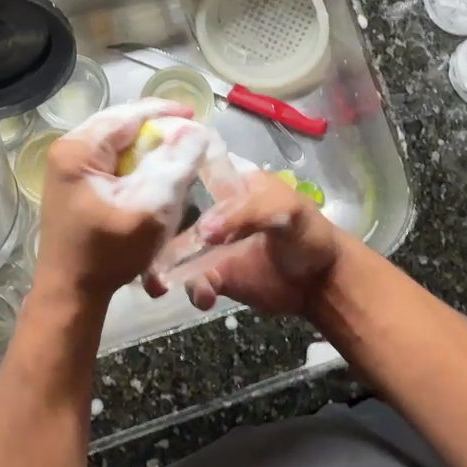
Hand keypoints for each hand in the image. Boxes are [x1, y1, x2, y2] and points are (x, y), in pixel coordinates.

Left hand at [36, 99, 204, 304]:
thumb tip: (195, 130)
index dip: (165, 112)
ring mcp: (68, 167)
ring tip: (178, 151)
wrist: (71, 293)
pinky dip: (136, 162)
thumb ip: (174, 165)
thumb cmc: (107, 253)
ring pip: (117, 142)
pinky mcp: (74, 183)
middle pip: (121, 125)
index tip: (196, 116)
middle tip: (191, 136)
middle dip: (157, 128)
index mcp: (79, 149)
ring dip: (148, 146)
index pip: (128, 114)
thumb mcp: (149, 209)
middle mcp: (68, 150)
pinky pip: (111, 159)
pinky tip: (155, 171)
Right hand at [158, 171, 344, 314]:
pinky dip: (194, 290)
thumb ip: (248, 212)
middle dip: (153, 231)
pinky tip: (206, 296)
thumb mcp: (286, 210)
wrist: (324, 282)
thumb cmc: (309, 234)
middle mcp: (216, 211)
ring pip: (176, 252)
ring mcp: (212, 246)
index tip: (144, 191)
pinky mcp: (217, 276)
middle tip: (142, 248)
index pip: (192, 170)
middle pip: (174, 214)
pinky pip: (194, 282)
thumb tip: (204, 231)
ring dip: (163, 266)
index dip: (166, 176)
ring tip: (160, 283)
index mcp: (233, 183)